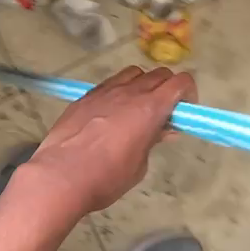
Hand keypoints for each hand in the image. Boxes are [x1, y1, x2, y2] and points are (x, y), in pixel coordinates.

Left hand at [25, 67, 196, 217]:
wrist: (60, 175)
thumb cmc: (106, 177)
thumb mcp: (139, 165)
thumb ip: (152, 141)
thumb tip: (162, 129)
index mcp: (149, 108)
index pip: (180, 82)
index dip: (188, 93)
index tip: (185, 112)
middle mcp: (129, 92)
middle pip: (159, 74)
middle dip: (168, 89)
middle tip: (163, 113)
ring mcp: (104, 91)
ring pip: (133, 73)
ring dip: (142, 84)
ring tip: (136, 108)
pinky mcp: (84, 97)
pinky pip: (109, 83)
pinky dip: (119, 91)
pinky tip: (111, 113)